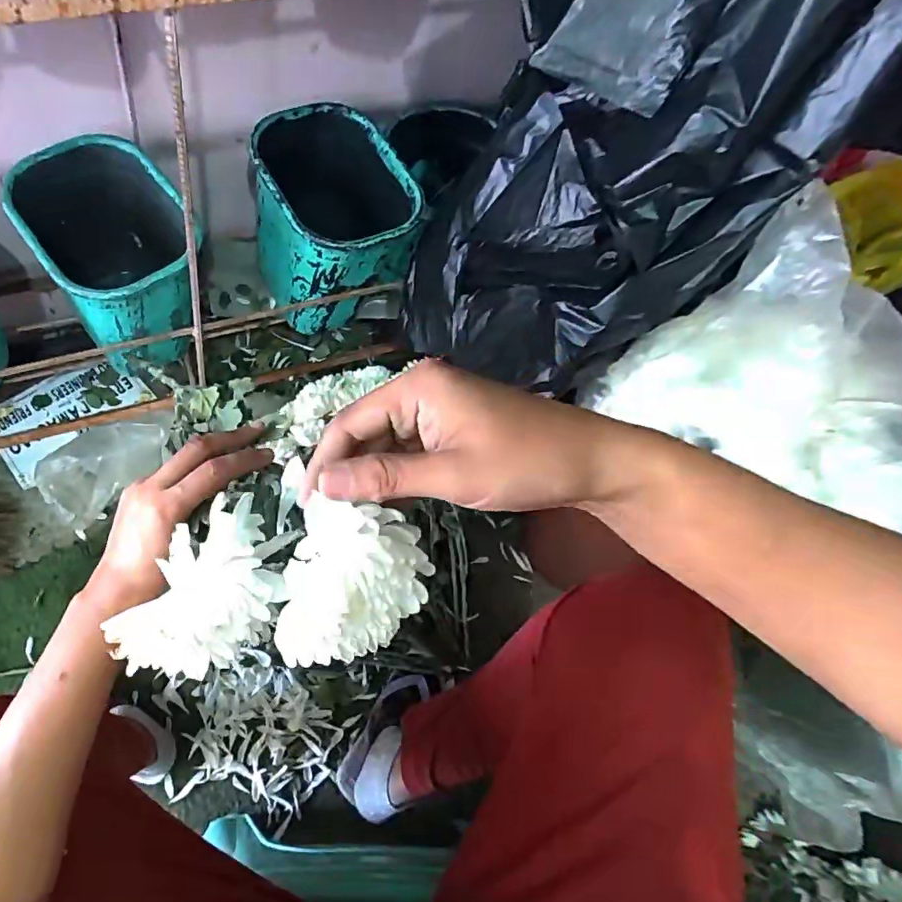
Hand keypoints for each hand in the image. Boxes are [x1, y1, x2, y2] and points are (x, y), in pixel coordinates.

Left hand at [85, 425, 273, 611]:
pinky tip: (210, 465)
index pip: (212, 471)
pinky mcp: (135, 492)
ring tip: (238, 441)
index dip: (244, 459)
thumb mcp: (192, 556)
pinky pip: (170, 470)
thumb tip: (237, 500)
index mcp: (165, 506)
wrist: (116, 593)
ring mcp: (139, 487)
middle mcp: (149, 487)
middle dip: (231, 437)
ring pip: (182, 455)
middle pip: (196, 449)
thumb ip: (213, 524)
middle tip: (258, 430)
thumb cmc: (156, 586)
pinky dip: (195, 463)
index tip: (268, 453)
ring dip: (213, 446)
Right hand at [305, 360, 655, 510]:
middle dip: (343, 470)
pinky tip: (383, 502)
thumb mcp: (449, 475)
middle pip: (362, 429)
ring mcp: (434, 406)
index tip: (308, 503)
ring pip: (381, 441)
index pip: (349, 422)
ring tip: (349, 513)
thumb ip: (383, 478)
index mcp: (416, 387)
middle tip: (326, 514)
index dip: (324, 462)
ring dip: (367, 475)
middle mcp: (419, 388)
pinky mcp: (447, 425)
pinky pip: (405, 448)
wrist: (593, 462)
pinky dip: (392, 474)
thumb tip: (324, 487)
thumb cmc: (524, 463)